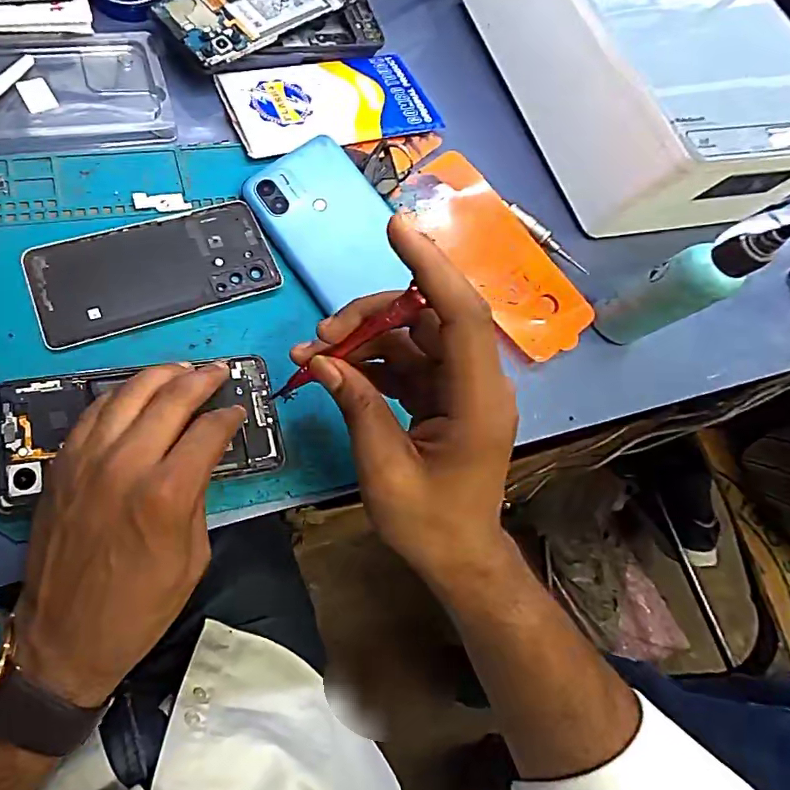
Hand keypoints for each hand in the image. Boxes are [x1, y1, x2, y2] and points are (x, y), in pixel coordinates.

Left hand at [11, 364, 246, 706]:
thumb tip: (200, 457)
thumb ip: (198, 497)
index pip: (206, 432)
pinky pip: (94, 412)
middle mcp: (125, 464)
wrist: (64, 634)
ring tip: (180, 370)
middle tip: (216, 373)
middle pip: (170, 399)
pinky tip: (135, 393)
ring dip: (160, 375)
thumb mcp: (191, 558)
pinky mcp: (63, 463)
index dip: (227, 416)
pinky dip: (120, 395)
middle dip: (200, 380)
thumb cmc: (138, 608)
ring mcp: (88, 459)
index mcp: (165, 494)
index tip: (236, 411)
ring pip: (128, 394)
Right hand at [291, 215, 517, 585]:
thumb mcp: (384, 470)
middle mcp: (474, 382)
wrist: (459, 559)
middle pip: (424, 318)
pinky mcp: (440, 394)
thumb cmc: (430, 525)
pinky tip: (331, 369)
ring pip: (408, 335)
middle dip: (368, 316)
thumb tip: (321, 360)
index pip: (461, 315)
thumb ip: (357, 407)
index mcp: (477, 400)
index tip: (396, 229)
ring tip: (312, 355)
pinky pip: (402, 360)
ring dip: (360, 338)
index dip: (430, 267)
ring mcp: (457, 386)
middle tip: (318, 337)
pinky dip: (366, 360)